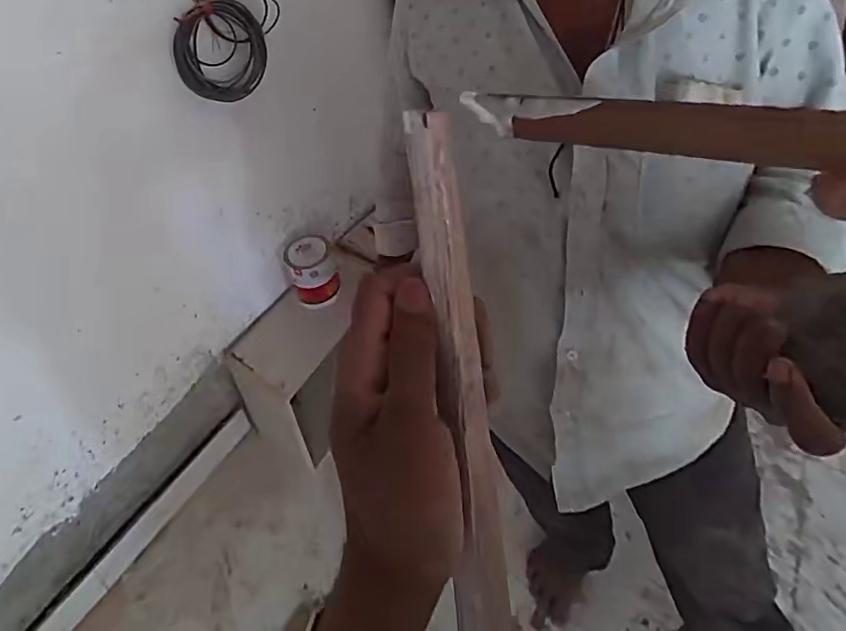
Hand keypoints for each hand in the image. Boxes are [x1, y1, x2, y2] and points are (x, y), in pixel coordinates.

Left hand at [322, 265, 461, 629]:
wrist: (410, 568)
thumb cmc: (406, 495)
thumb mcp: (411, 419)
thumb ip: (412, 349)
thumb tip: (413, 281)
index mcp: (361, 366)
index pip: (376, 296)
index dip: (408, 278)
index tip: (452, 284)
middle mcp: (379, 370)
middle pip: (410, 314)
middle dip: (447, 320)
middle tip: (477, 350)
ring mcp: (404, 391)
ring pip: (435, 342)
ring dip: (464, 352)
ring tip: (483, 384)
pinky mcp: (427, 411)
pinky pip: (447, 374)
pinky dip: (468, 379)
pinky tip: (485, 402)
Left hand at [686, 281, 845, 456]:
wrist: (785, 321)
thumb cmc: (824, 348)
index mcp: (814, 421)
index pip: (810, 432)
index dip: (794, 402)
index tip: (786, 365)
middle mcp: (768, 409)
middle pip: (748, 385)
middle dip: (754, 348)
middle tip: (772, 321)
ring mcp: (732, 387)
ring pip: (718, 361)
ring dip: (731, 327)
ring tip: (751, 304)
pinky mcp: (706, 365)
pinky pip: (696, 346)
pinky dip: (705, 319)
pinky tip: (720, 300)